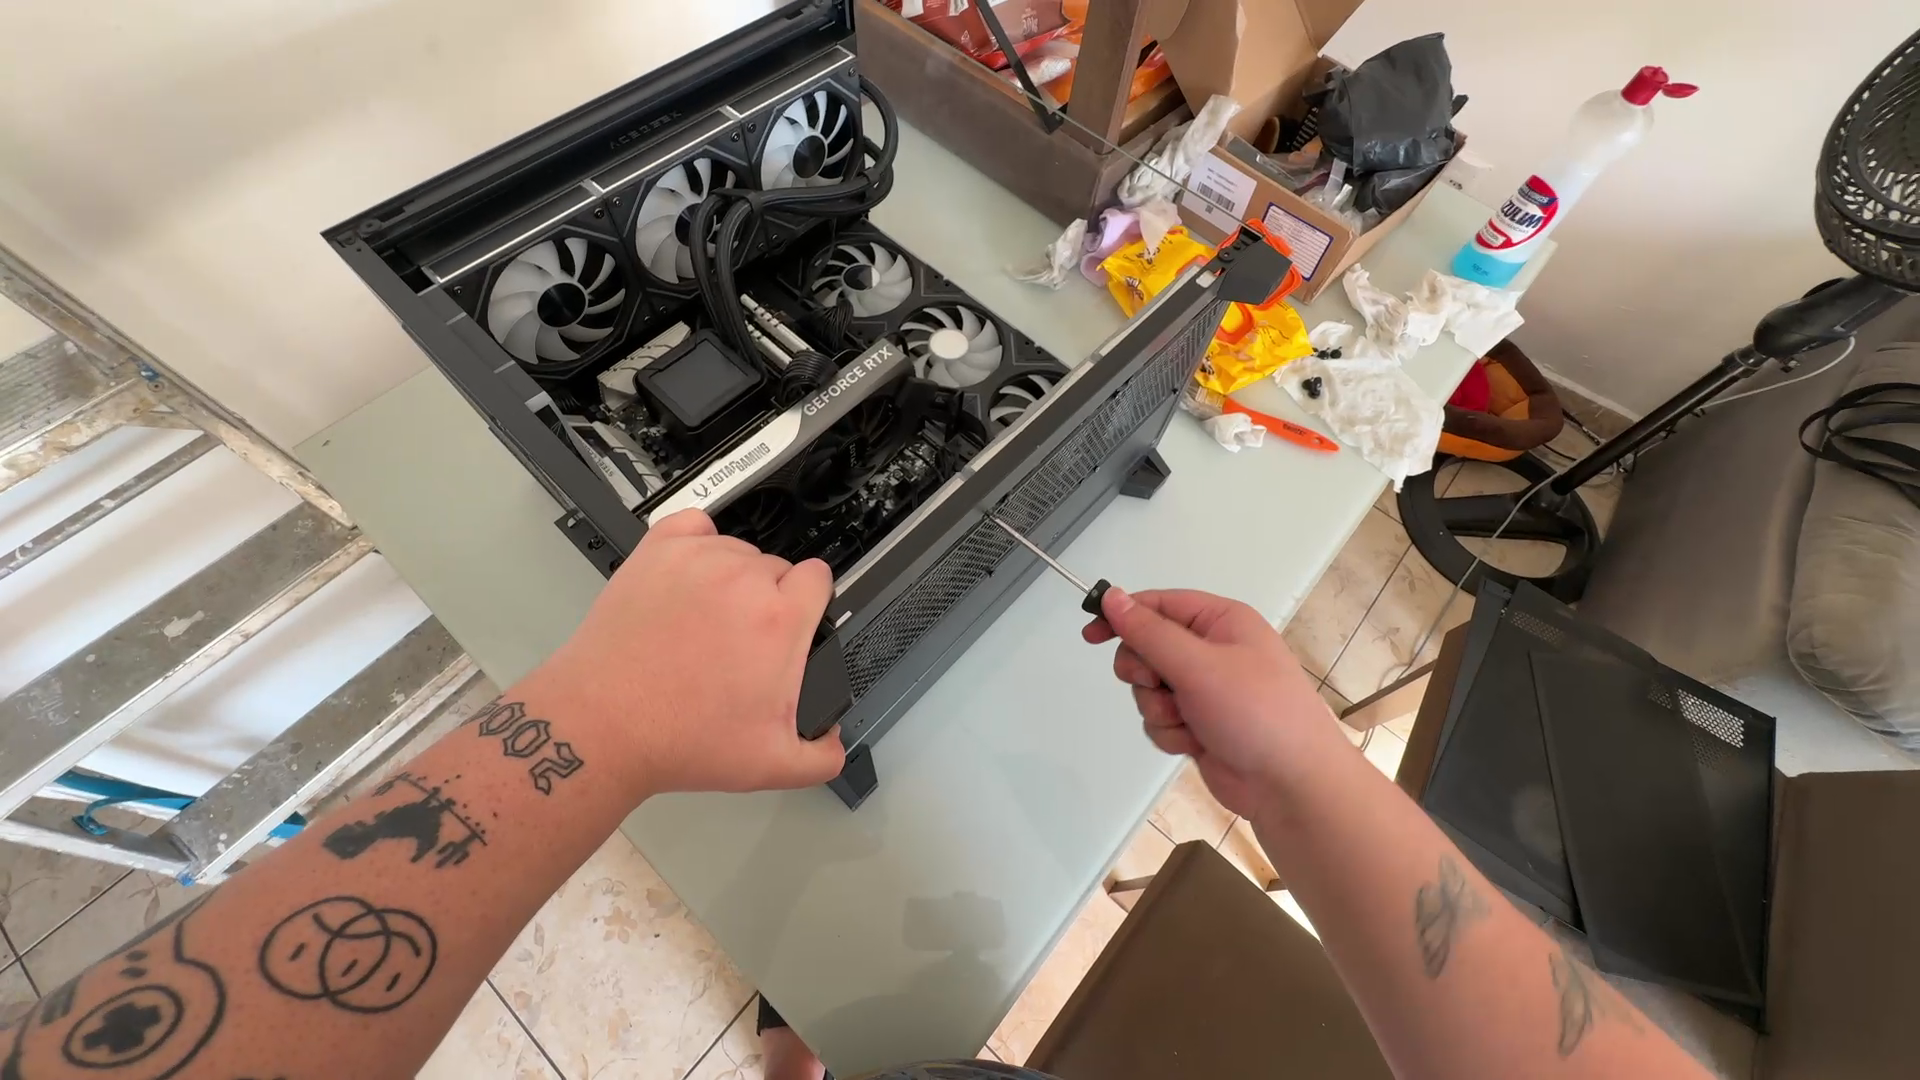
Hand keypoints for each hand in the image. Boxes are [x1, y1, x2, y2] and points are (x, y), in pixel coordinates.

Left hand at [524, 509, 845, 798]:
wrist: (601, 727)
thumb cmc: (678, 738)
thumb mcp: (768, 765)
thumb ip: (821, 757)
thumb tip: (835, 743)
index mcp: (780, 620)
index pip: (819, 576)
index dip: (811, 599)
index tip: (795, 620)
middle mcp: (744, 581)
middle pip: (780, 566)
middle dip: (771, 596)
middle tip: (744, 639)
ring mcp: (698, 561)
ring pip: (739, 549)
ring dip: (734, 576)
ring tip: (709, 619)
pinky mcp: (657, 554)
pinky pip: (694, 524)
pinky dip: (698, 541)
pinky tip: (693, 575)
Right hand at [1084, 588, 1347, 817]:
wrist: (1292, 786)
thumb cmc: (1254, 712)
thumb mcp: (1197, 665)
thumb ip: (1148, 631)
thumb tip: (1112, 596)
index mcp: (1220, 621)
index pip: (1158, 604)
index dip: (1122, 616)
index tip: (1091, 634)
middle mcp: (1212, 650)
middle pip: (1147, 647)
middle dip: (1144, 673)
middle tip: (1157, 685)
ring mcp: (1205, 689)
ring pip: (1149, 687)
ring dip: (1158, 707)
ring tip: (1187, 721)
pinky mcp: (1199, 723)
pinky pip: (1160, 717)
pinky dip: (1169, 731)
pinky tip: (1194, 742)